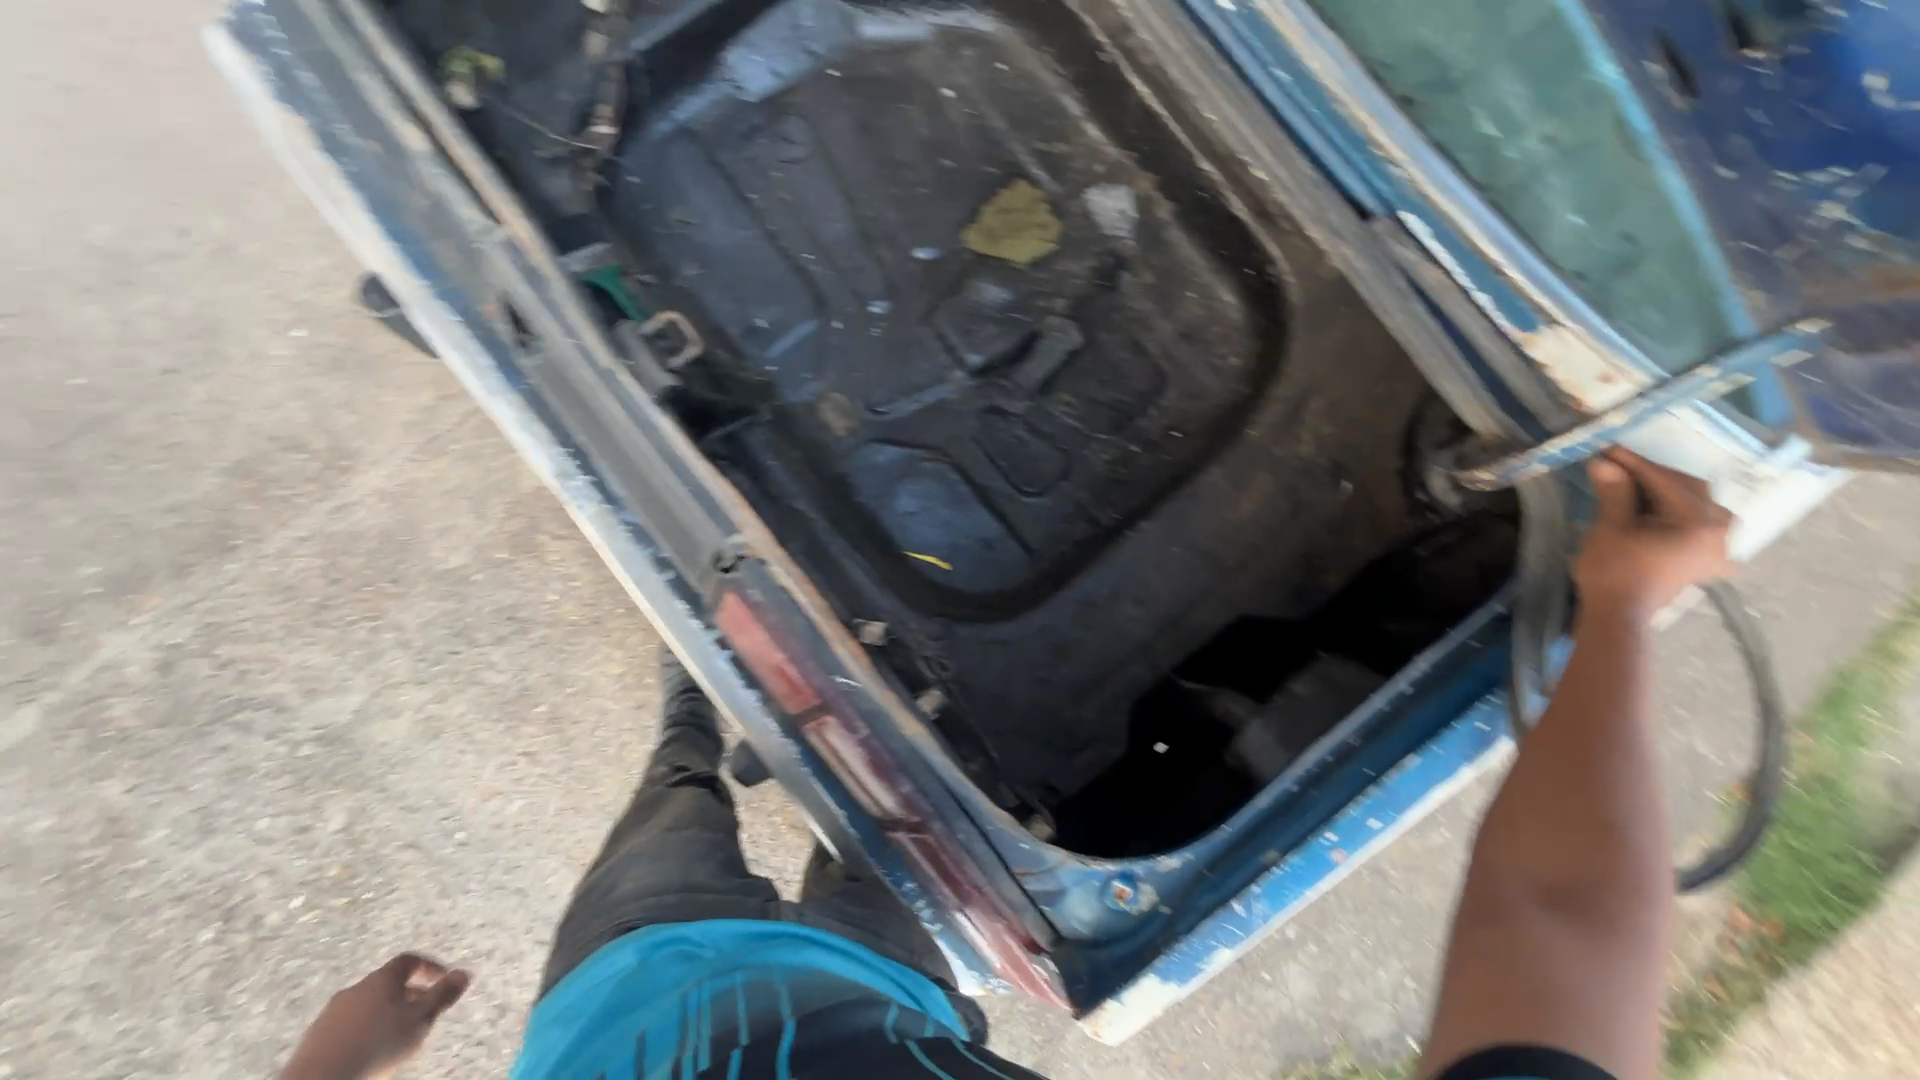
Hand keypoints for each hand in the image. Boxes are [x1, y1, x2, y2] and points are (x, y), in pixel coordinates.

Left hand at [281, 954, 470, 1079]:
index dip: (428, 966)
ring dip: (383, 1014)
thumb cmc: (378, 1044)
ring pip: (365, 1005)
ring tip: (396, 1034)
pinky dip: (362, 1030)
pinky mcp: (314, 1038)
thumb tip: (465, 973)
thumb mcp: (421, 1019)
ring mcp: (330, 1013)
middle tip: (422, 1011)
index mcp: (381, 978)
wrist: (320, 1079)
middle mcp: (355, 989)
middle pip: (386, 984)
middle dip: (407, 994)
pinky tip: (368, 1050)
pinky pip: (346, 1025)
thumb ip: (443, 995)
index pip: (409, 960)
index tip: (442, 978)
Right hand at [1575, 450, 1732, 621]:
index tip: (1608, 451)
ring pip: (1699, 507)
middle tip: (1620, 469)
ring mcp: (1718, 548)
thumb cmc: (1615, 570)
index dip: (1635, 464)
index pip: (1666, 481)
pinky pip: (1702, 528)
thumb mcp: (1610, 527)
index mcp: (1701, 520)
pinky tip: (1671, 516)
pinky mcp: (1706, 561)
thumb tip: (1605, 461)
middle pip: (1689, 490)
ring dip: (1671, 494)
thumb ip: (1615, 492)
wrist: (1619, 615)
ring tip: (1642, 490)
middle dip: (1655, 477)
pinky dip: (1683, 516)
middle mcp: (1721, 530)